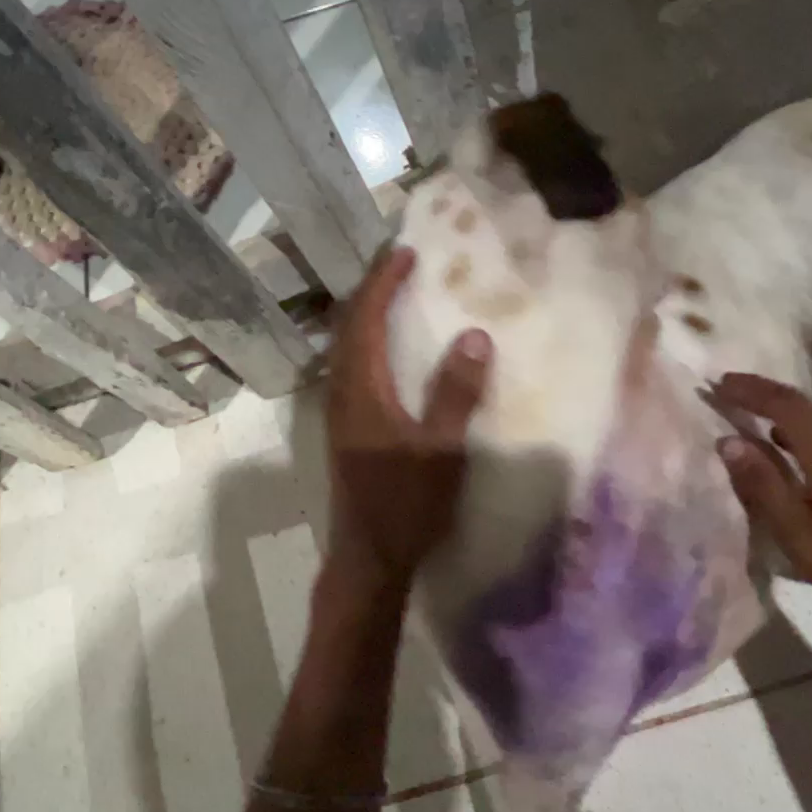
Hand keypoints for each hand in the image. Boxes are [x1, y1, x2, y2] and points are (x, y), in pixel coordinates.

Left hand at [326, 246, 491, 585]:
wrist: (368, 558)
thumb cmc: (406, 505)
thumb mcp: (442, 451)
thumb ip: (455, 394)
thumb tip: (473, 336)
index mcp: (362, 392)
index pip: (365, 320)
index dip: (383, 283)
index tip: (406, 252)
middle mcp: (341, 395)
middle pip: (346, 328)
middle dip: (370, 291)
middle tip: (399, 266)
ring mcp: (339, 415)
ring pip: (345, 350)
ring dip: (366, 317)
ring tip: (395, 300)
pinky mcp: (345, 432)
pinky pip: (351, 369)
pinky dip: (367, 345)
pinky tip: (389, 354)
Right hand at [711, 373, 811, 617]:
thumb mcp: (795, 529)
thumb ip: (761, 483)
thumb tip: (727, 440)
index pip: (785, 407)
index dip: (750, 392)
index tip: (716, 384)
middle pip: (799, 404)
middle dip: (760, 391)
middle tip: (723, 387)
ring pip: (808, 418)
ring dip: (774, 406)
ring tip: (741, 406)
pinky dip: (787, 427)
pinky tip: (774, 440)